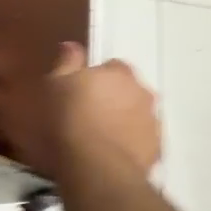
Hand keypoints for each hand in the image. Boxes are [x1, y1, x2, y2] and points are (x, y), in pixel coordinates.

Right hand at [39, 42, 160, 176]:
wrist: (96, 165)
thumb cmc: (68, 120)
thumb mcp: (54, 86)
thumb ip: (66, 63)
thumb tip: (72, 44)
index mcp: (117, 72)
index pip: (111, 65)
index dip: (95, 77)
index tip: (79, 90)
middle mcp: (142, 91)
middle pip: (128, 89)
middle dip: (113, 96)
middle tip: (88, 112)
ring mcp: (153, 120)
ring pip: (137, 113)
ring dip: (123, 119)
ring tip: (99, 136)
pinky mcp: (156, 147)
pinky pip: (141, 138)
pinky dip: (129, 141)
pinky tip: (110, 152)